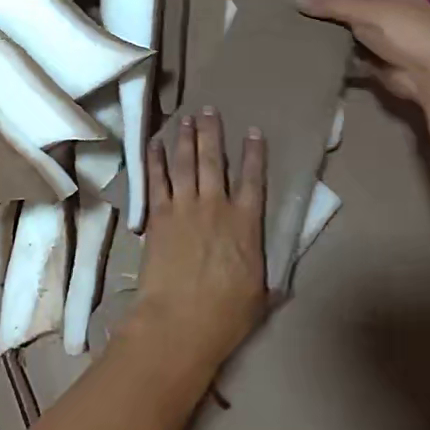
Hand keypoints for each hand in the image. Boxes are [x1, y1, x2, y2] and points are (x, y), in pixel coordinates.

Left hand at [128, 109, 266, 374]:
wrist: (180, 320)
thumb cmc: (226, 314)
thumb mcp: (260, 294)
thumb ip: (264, 273)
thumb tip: (274, 273)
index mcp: (246, 224)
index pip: (253, 180)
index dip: (254, 154)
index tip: (254, 132)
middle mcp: (215, 206)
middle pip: (213, 160)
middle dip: (212, 133)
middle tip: (209, 110)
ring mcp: (184, 207)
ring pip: (185, 163)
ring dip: (185, 138)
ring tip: (185, 117)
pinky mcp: (158, 215)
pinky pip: (156, 180)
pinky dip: (155, 160)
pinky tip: (155, 144)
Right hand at [298, 0, 429, 102]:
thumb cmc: (405, 32)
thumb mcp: (365, 10)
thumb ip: (331, 4)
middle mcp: (391, 18)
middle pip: (353, 13)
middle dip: (329, 17)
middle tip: (296, 20)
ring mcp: (387, 44)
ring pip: (352, 38)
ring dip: (332, 40)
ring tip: (299, 40)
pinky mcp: (381, 67)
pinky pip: (354, 61)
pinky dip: (339, 62)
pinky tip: (316, 61)